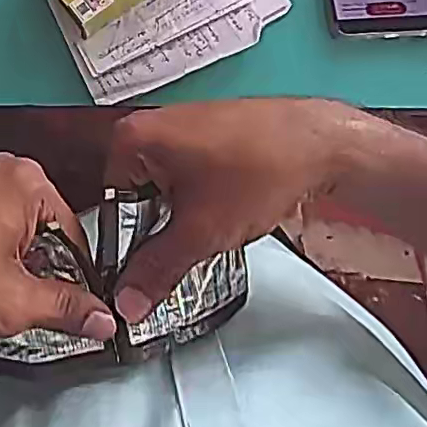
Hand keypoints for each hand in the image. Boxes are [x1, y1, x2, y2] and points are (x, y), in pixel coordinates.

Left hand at [0, 154, 116, 343]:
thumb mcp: (13, 302)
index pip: (75, 238)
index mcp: (26, 181)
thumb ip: (66, 308)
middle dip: (38, 272)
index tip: (75, 309)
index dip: (75, 281)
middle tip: (19, 302)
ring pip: (19, 232)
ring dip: (13, 266)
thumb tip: (99, 316)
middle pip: (47, 233)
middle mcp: (4, 169)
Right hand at [105, 99, 413, 320]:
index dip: (126, 246)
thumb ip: (156, 270)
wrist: (317, 143)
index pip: (108, 205)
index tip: (140, 275)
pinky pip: (182, 175)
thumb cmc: (260, 169)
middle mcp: (148, 125)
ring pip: (160, 188)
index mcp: (132, 139)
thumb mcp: (200, 232)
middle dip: (156, 229)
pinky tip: (221, 210)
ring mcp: (176, 126)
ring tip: (208, 228)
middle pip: (133, 196)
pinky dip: (195, 198)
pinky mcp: (202, 133)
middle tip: (184, 250)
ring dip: (178, 215)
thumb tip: (128, 301)